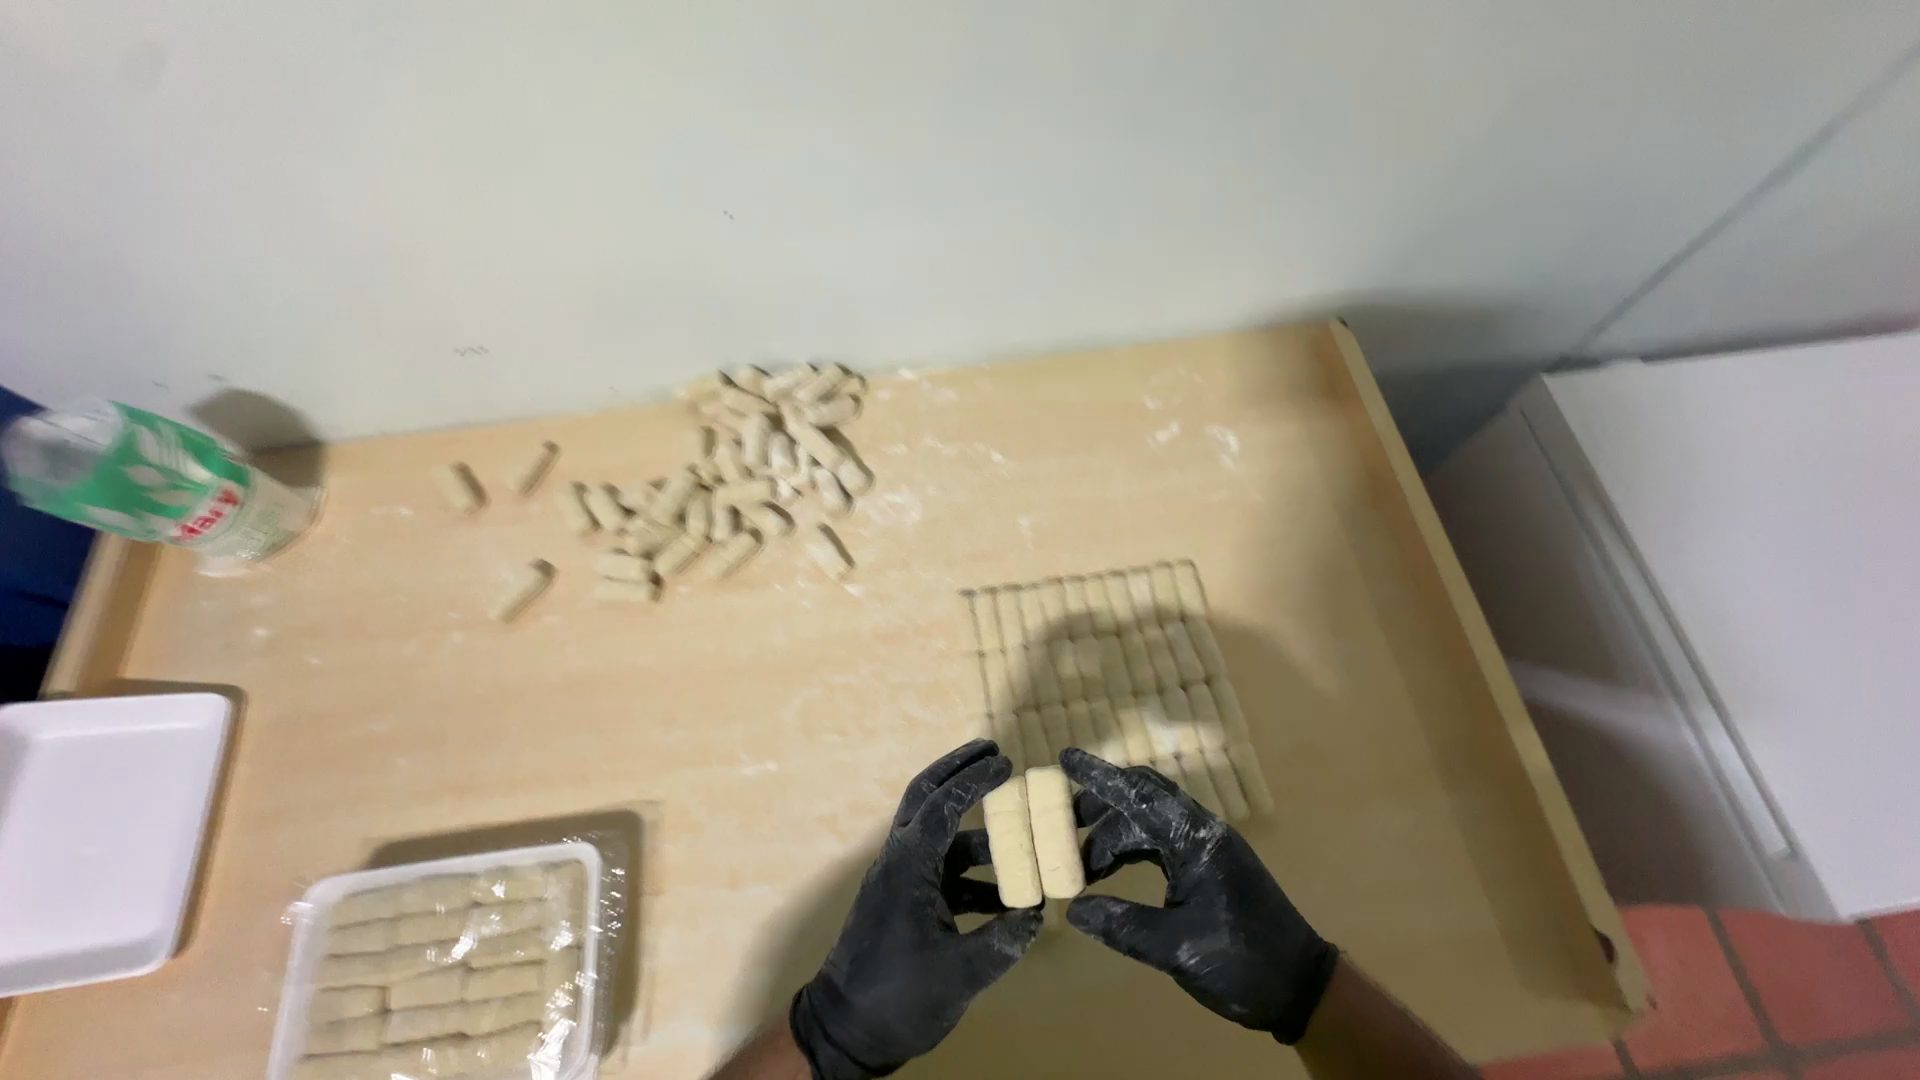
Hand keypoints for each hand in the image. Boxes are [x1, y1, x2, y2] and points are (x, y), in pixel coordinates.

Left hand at [788, 739, 1043, 1078]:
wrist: (845, 1032)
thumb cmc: (897, 996)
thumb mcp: (960, 973)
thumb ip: (1002, 941)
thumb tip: (1037, 914)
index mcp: (907, 865)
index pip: (942, 806)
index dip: (974, 781)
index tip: (1006, 762)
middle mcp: (899, 860)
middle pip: (925, 797)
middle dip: (958, 771)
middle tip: (994, 754)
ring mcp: (898, 880)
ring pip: (938, 837)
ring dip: (975, 831)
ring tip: (1018, 832)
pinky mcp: (902, 903)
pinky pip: (942, 872)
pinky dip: (972, 873)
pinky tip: (1006, 896)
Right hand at [1060, 747, 1338, 1043]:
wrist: (1301, 987)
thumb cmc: (1243, 961)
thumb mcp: (1178, 948)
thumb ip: (1124, 925)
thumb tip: (1074, 909)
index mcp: (1195, 838)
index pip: (1138, 794)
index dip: (1099, 776)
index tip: (1064, 757)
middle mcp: (1200, 830)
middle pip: (1141, 797)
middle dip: (1100, 804)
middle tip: (1062, 826)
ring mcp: (1206, 845)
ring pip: (1148, 818)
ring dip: (1113, 832)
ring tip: (1082, 865)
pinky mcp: (1207, 863)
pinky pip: (1159, 839)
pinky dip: (1130, 848)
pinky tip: (1112, 870)